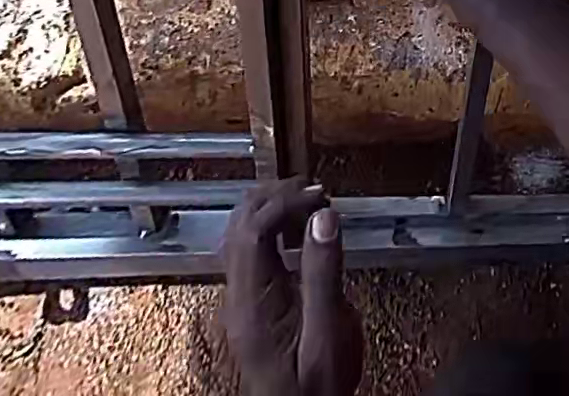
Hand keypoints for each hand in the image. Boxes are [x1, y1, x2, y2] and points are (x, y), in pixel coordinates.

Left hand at [218, 179, 362, 395]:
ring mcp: (242, 296)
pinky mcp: (254, 298)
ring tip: (312, 204)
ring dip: (274, 206)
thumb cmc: (319, 384)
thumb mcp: (329, 331)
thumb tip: (323, 216)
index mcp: (253, 302)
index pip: (253, 230)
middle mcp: (239, 295)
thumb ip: (324, 272)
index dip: (285, 202)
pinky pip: (253, 245)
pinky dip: (275, 223)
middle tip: (316, 192)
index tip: (320, 197)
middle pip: (240, 223)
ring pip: (241, 230)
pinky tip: (302, 228)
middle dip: (276, 196)